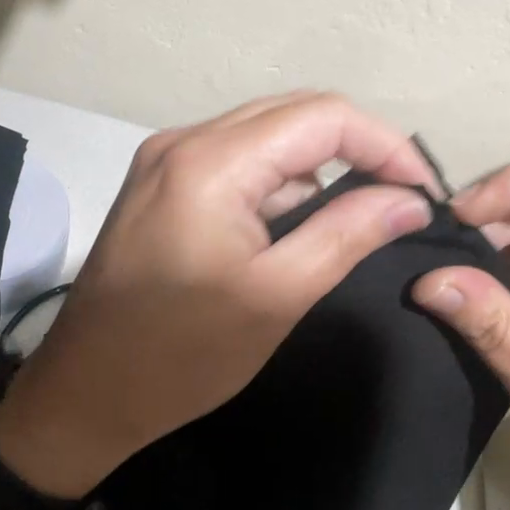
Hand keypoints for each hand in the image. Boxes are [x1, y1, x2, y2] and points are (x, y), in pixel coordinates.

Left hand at [0, 92, 437, 497]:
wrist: (86, 394)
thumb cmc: (183, 357)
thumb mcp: (278, 296)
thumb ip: (348, 235)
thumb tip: (411, 200)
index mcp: (211, 162)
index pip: (322, 116)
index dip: (385, 146)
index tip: (422, 195)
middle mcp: (184, 141)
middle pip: (294, 115)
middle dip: (357, 151)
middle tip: (400, 203)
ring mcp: (166, 160)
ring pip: (267, 136)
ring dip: (318, 170)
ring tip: (358, 218)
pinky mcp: (161, 185)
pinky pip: (238, 162)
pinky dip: (280, 185)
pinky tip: (298, 226)